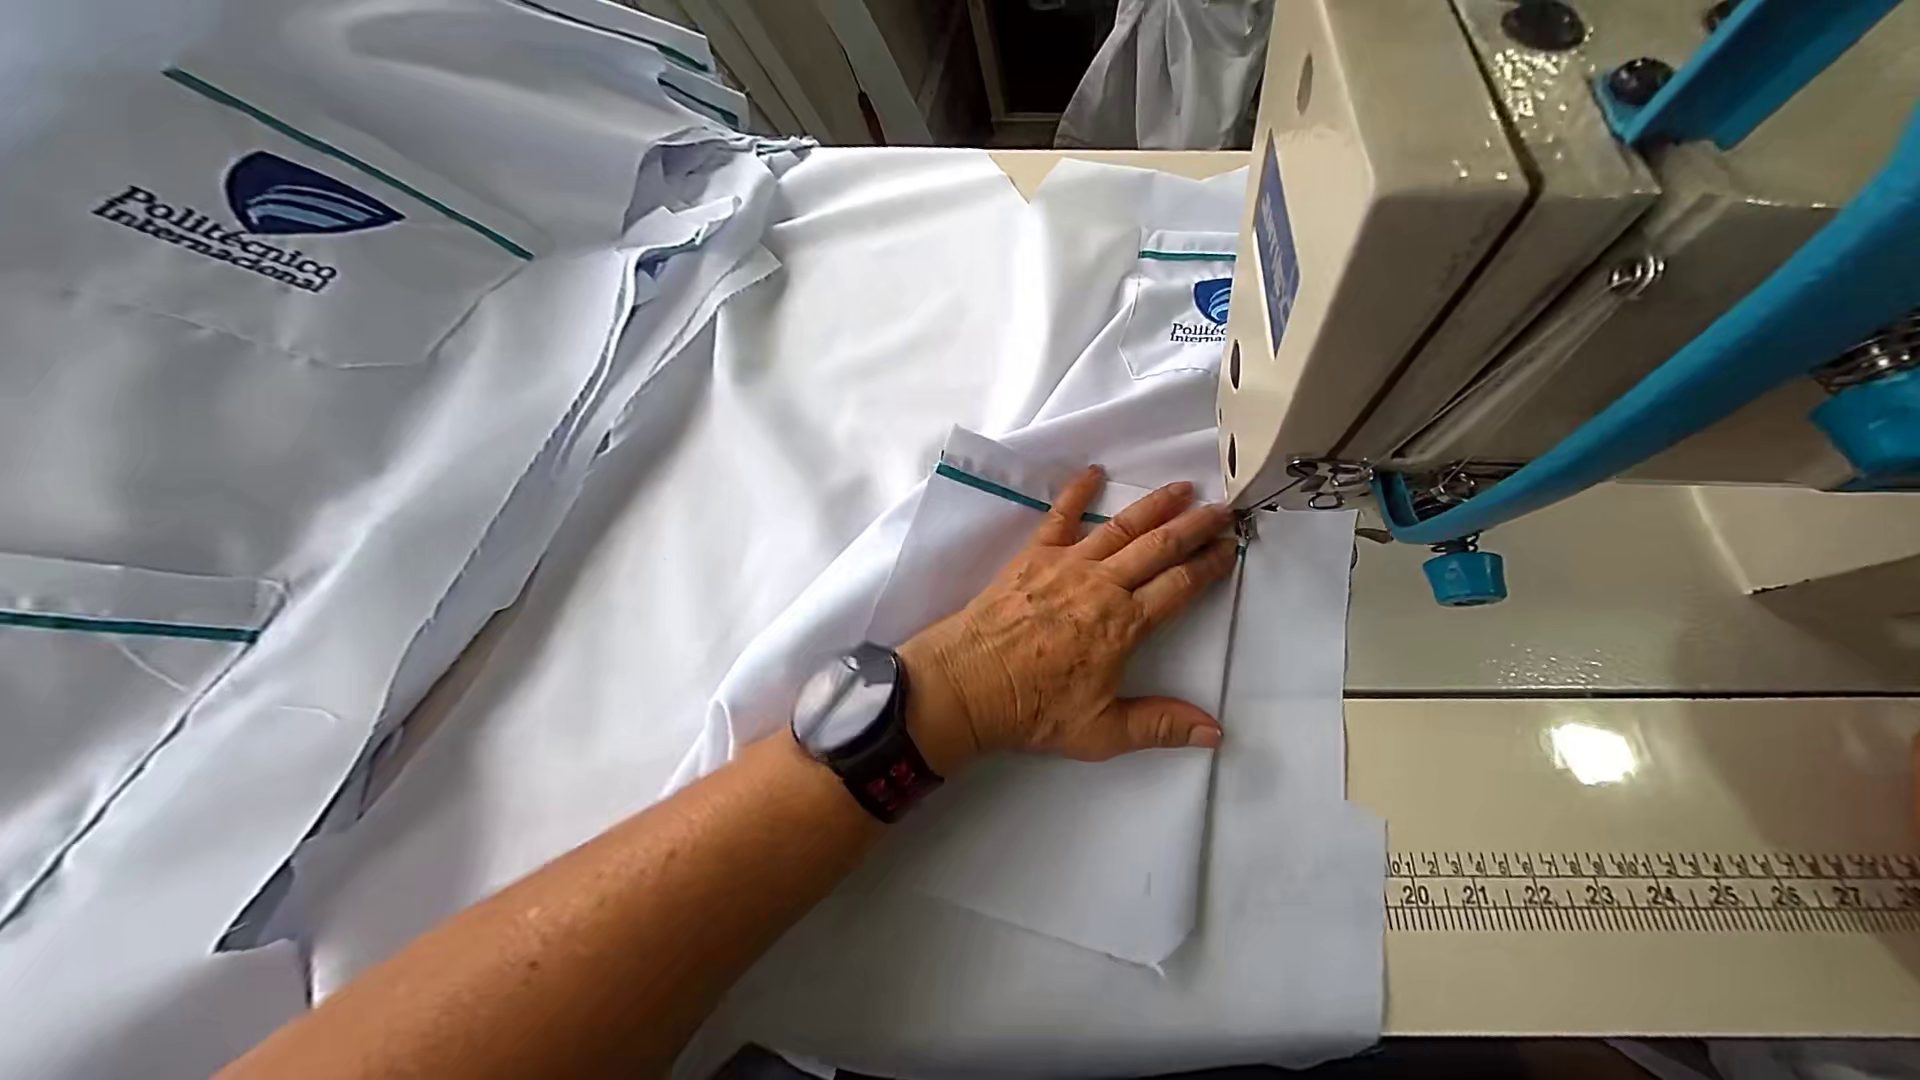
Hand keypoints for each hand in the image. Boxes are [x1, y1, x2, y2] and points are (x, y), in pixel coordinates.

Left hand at [900, 466, 1238, 775]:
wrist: (969, 683)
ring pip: (1121, 527)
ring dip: (1154, 505)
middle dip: (1195, 526)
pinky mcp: (1033, 555)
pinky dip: (1077, 491)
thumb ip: (1161, 726)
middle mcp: (1102, 585)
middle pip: (1160, 547)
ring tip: (1182, 487)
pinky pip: (1059, 515)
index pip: (1180, 587)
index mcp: (1124, 624)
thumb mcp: (1103, 732)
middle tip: (1222, 509)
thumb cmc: (1034, 708)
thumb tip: (1216, 733)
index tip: (1230, 547)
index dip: (1209, 566)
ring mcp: (1067, 564)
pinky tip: (1093, 471)